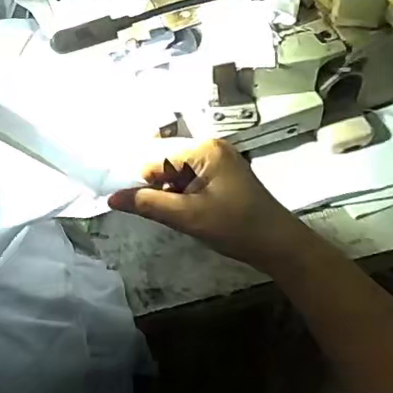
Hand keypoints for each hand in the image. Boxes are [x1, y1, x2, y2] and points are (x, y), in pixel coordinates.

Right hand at [107, 139, 328, 274]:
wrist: (279, 245)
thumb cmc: (236, 227)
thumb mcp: (188, 217)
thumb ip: (148, 204)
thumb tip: (112, 197)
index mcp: (204, 149)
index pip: (156, 156)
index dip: (143, 181)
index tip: (136, 205)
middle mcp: (210, 147)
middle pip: (165, 161)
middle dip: (158, 187)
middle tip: (166, 214)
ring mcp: (217, 160)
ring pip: (176, 172)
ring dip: (170, 194)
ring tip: (182, 216)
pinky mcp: (221, 175)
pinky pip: (189, 179)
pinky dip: (182, 196)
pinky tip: (189, 214)